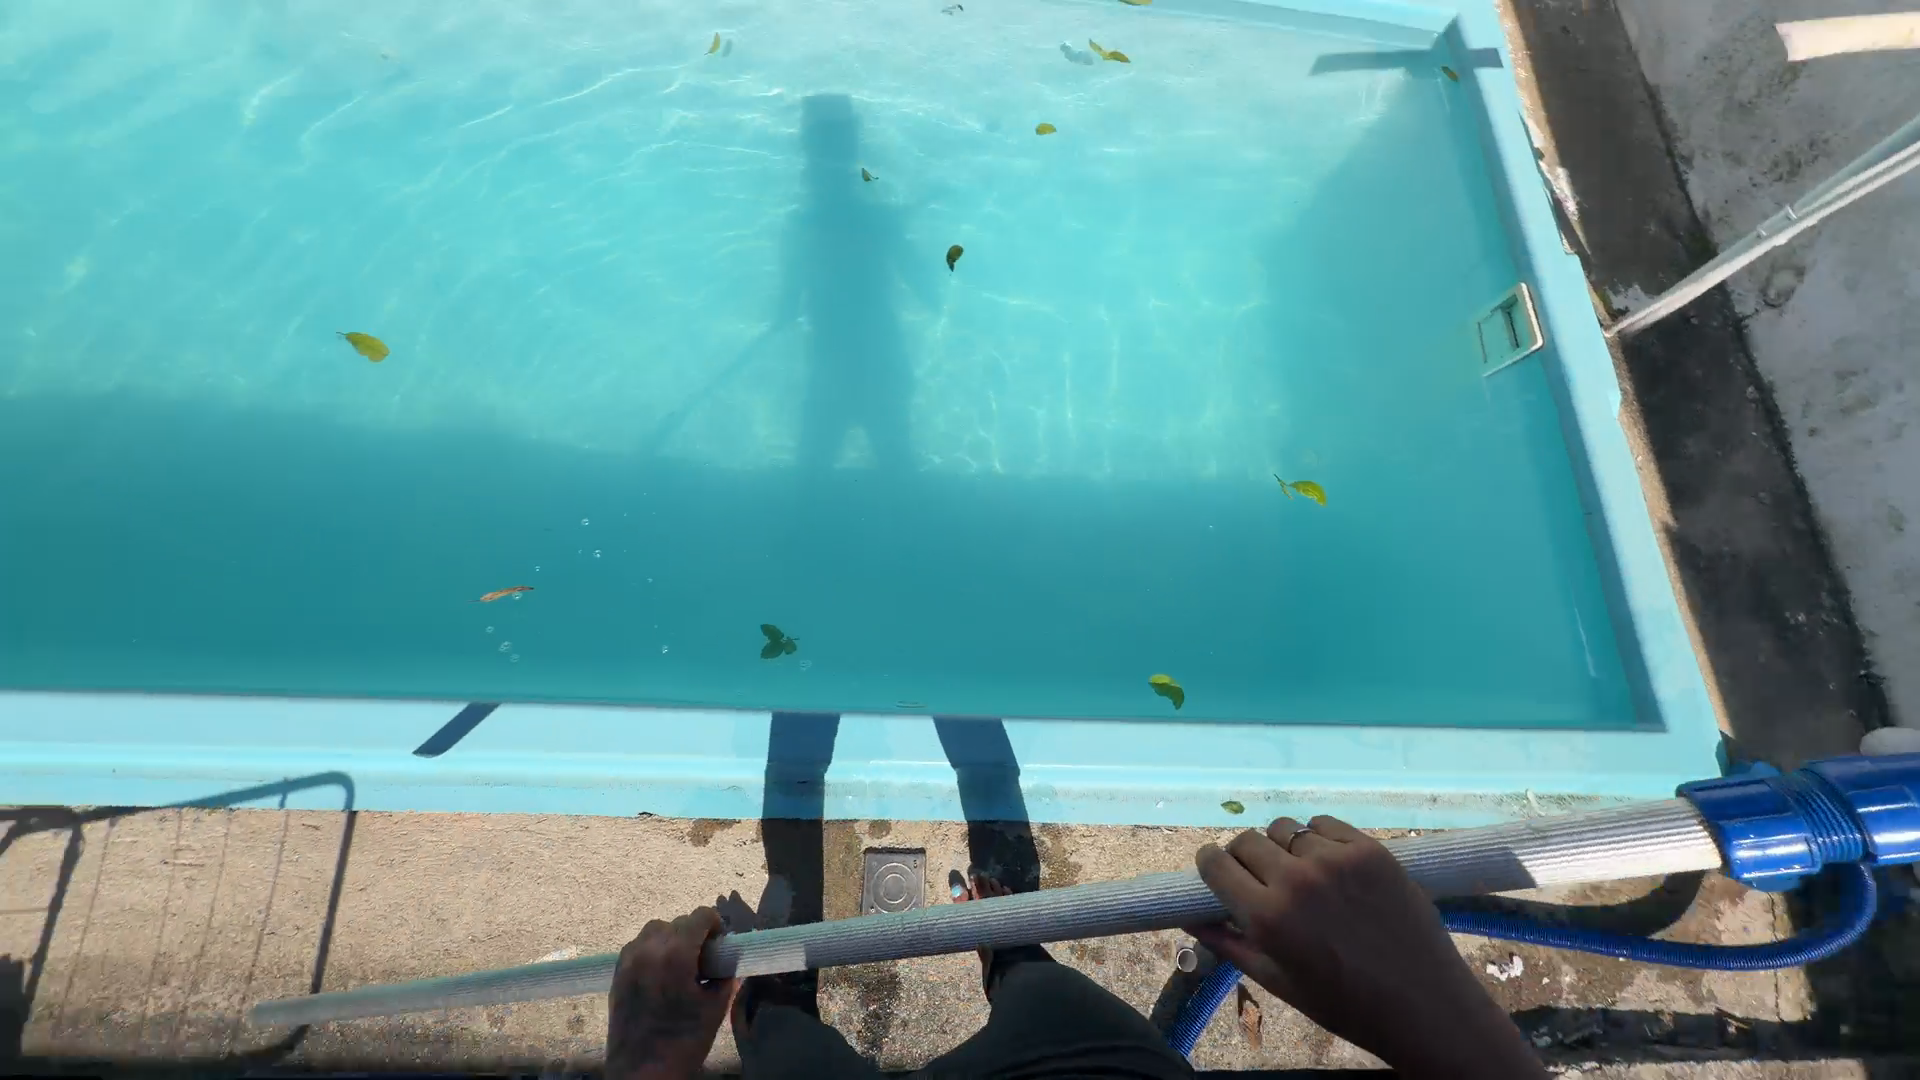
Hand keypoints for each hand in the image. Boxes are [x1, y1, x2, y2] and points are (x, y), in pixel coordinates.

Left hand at [605, 908, 737, 1079]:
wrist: (642, 1074)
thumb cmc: (684, 1040)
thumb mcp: (716, 1006)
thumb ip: (726, 974)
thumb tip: (730, 957)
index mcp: (676, 954)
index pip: (700, 916)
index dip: (715, 924)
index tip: (719, 944)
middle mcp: (650, 950)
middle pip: (678, 922)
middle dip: (694, 934)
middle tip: (703, 958)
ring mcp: (629, 961)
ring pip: (655, 930)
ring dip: (671, 938)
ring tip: (680, 962)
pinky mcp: (617, 974)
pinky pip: (638, 946)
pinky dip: (652, 949)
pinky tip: (660, 971)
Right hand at [1192, 817, 1543, 1079]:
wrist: (1430, 1009)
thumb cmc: (1346, 1004)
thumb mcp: (1278, 982)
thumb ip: (1228, 944)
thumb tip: (1187, 917)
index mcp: (1267, 917)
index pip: (1214, 863)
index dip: (1212, 865)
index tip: (1220, 873)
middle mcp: (1295, 880)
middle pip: (1246, 841)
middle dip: (1246, 858)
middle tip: (1267, 881)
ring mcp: (1334, 860)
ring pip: (1284, 829)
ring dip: (1284, 848)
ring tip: (1306, 875)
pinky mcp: (1368, 848)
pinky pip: (1322, 824)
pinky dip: (1319, 839)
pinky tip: (1333, 867)